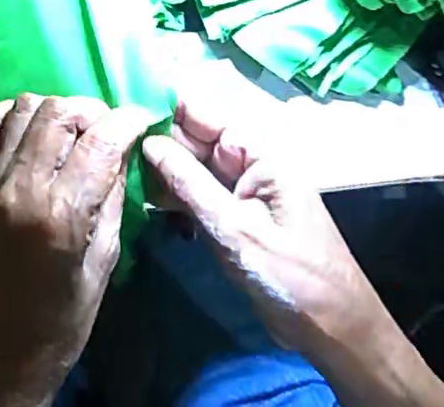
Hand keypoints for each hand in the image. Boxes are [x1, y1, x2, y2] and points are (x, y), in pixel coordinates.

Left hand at [0, 94, 155, 406]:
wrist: (1, 337)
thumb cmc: (65, 312)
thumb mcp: (105, 257)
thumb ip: (112, 194)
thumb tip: (123, 144)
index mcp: (62, 212)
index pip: (99, 141)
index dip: (126, 121)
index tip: (141, 117)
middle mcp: (22, 183)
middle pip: (59, 112)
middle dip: (92, 110)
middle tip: (107, 125)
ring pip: (25, 106)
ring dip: (56, 108)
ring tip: (73, 127)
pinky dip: (14, 112)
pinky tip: (33, 127)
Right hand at [140, 92, 443, 406]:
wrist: (338, 339)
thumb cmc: (296, 279)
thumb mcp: (238, 231)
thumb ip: (190, 184)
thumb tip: (146, 140)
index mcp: (256, 154)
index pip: (200, 114)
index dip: (160, 105)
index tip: (118, 104)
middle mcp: (242, 163)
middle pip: (187, 137)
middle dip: (150, 137)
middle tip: (105, 140)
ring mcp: (233, 189)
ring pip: (184, 165)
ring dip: (154, 167)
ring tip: (113, 165)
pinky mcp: (227, 214)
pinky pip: (190, 192)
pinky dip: (167, 193)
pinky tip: (137, 195)